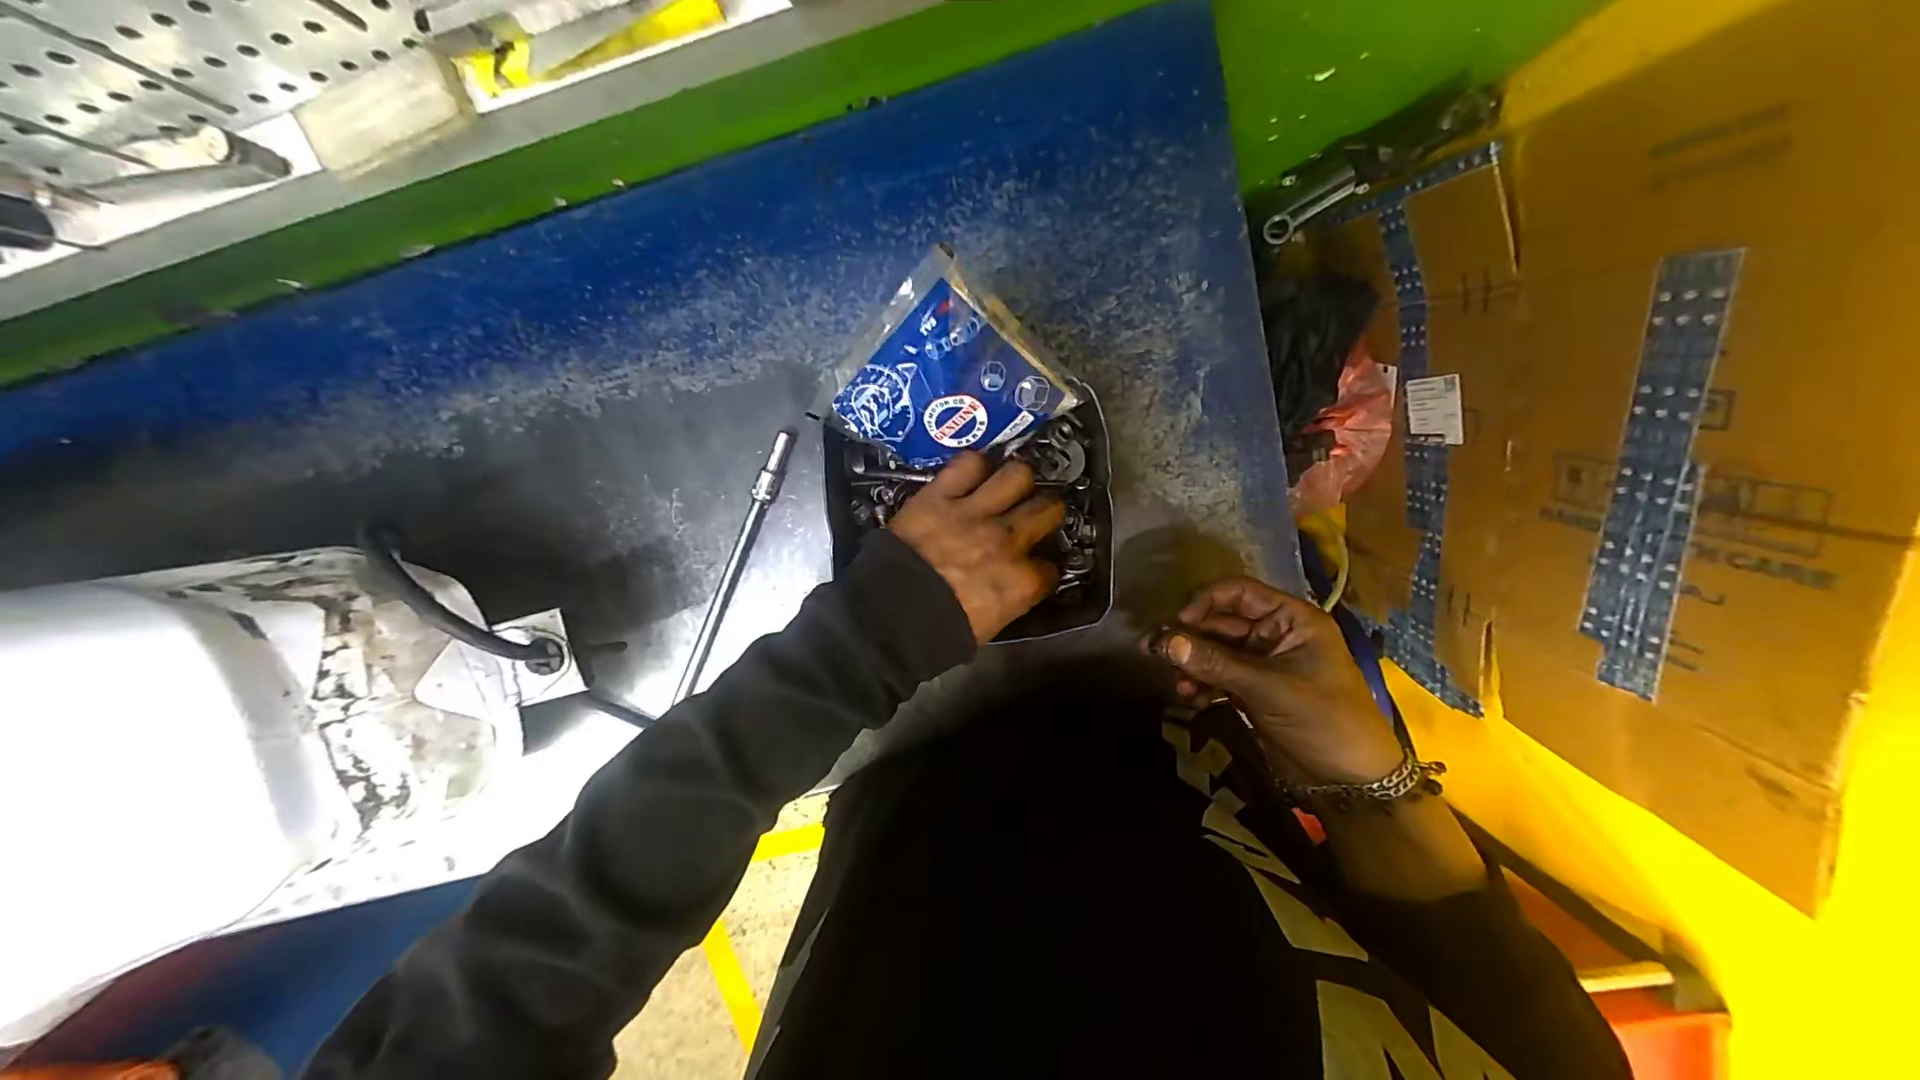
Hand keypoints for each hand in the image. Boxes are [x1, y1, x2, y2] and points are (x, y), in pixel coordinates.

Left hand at [888, 451, 1065, 643]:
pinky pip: (968, 464)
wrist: (888, 618)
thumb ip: (1008, 600)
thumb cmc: (936, 633)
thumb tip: (1011, 587)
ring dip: (1017, 480)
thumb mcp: (987, 628)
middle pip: (1048, 508)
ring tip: (1008, 486)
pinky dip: (973, 467)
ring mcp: (975, 514)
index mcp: (1021, 581)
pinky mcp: (940, 496)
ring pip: (1017, 475)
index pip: (1050, 566)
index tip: (1032, 566)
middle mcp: (1007, 541)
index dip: (1042, 565)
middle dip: (1046, 511)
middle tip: (1033, 513)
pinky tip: (971, 475)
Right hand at [1151, 576, 1403, 785]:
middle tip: (1156, 654)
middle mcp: (1275, 634)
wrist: (1351, 780)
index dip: (1205, 603)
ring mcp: (1263, 663)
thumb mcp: (1268, 688)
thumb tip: (1165, 642)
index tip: (1178, 625)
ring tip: (1177, 684)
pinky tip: (1189, 698)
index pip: (1238, 592)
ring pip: (1215, 651)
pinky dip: (1202, 684)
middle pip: (1220, 623)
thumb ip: (1215, 663)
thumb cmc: (1323, 720)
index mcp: (1291, 619)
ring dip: (1193, 665)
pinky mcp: (1254, 689)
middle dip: (1190, 639)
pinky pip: (1219, 676)